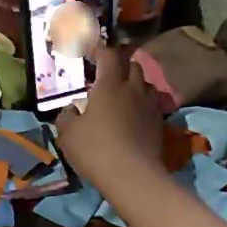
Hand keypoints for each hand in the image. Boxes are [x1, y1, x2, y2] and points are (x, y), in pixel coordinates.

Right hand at [54, 45, 164, 195]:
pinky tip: (134, 116)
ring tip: (123, 94)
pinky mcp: (159, 124)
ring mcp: (150, 106)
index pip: (107, 55)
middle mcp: (133, 89)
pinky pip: (151, 105)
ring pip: (145, 84)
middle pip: (132, 65)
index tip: (91, 50)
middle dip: (120, 64)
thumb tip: (71, 108)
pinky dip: (142, 104)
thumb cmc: (95, 150)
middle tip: (108, 73)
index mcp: (110, 85)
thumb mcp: (68, 135)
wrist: (133, 177)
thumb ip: (66, 117)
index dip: (99, 49)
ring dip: (134, 84)